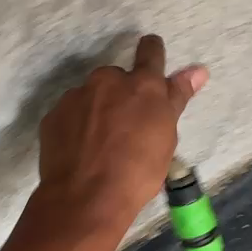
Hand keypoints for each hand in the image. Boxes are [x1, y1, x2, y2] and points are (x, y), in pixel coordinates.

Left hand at [32, 34, 206, 231]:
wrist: (85, 198)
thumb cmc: (137, 171)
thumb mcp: (166, 137)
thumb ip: (177, 98)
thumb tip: (198, 70)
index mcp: (141, 85)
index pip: (150, 52)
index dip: (152, 53)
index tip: (150, 55)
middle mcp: (106, 81)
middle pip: (116, 79)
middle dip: (120, 96)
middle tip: (124, 129)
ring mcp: (75, 97)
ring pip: (90, 97)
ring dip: (96, 111)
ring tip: (100, 145)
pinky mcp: (53, 116)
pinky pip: (69, 115)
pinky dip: (75, 127)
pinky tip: (80, 151)